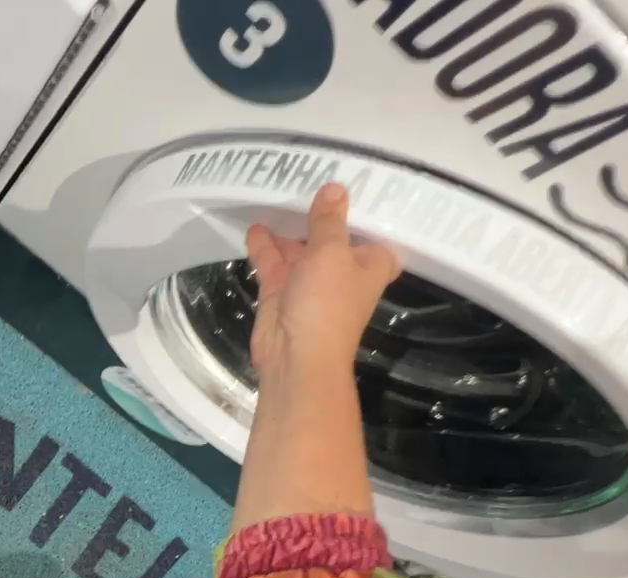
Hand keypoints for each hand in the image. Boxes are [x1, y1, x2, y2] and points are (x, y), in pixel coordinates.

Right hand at [244, 183, 401, 379]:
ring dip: (288, 227)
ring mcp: (308, 281)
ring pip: (298, 247)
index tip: (357, 175)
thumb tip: (334, 188)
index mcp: (370, 261)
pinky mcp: (280, 291)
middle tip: (308, 173)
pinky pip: (272, 262)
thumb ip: (328, 221)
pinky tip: (255, 225)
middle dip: (319, 211)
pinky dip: (264, 245)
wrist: (295, 355)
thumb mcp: (332, 252)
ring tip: (276, 193)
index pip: (372, 227)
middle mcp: (341, 269)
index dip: (364, 205)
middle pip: (331, 234)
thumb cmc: (326, 303)